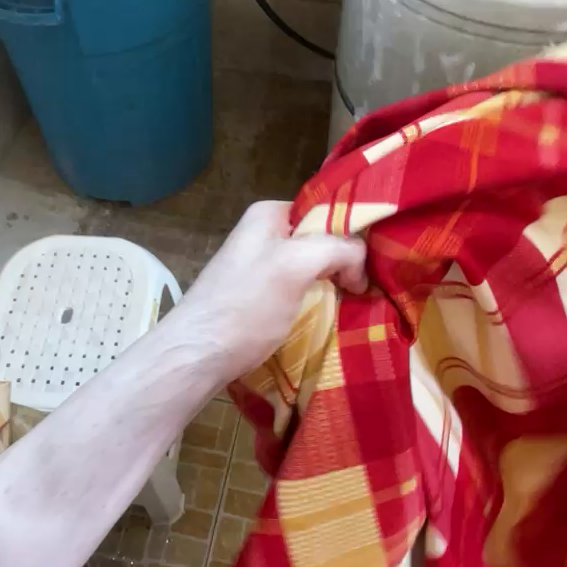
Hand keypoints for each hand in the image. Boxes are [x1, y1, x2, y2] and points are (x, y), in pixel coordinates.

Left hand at [156, 201, 367, 382]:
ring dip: (332, 284)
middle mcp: (262, 233)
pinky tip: (329, 317)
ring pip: (311, 267)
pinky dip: (316, 301)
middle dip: (343, 261)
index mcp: (269, 214)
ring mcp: (259, 266)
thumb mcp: (296, 265)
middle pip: (320, 240)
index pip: (326, 211)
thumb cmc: (246, 306)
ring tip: (355, 304)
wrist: (197, 355)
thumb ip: (336, 249)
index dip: (350, 235)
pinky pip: (298, 290)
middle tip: (366, 288)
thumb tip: (360, 266)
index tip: (370, 266)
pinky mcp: (258, 297)